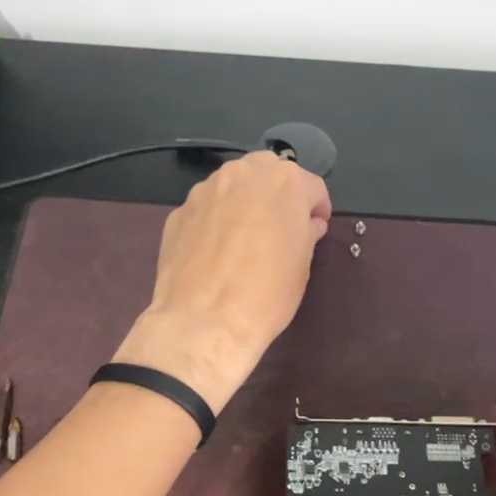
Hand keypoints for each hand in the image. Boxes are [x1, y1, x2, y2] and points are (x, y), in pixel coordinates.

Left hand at [114, 152, 331, 409]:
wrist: (204, 322)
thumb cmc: (266, 295)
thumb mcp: (302, 267)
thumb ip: (306, 234)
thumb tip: (306, 224)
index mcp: (284, 183)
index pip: (311, 186)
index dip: (317, 210)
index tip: (315, 230)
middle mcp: (243, 175)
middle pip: (268, 173)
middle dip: (278, 195)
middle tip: (280, 229)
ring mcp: (205, 190)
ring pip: (233, 187)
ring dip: (244, 204)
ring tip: (244, 241)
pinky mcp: (179, 212)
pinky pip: (207, 209)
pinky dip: (216, 222)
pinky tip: (215, 254)